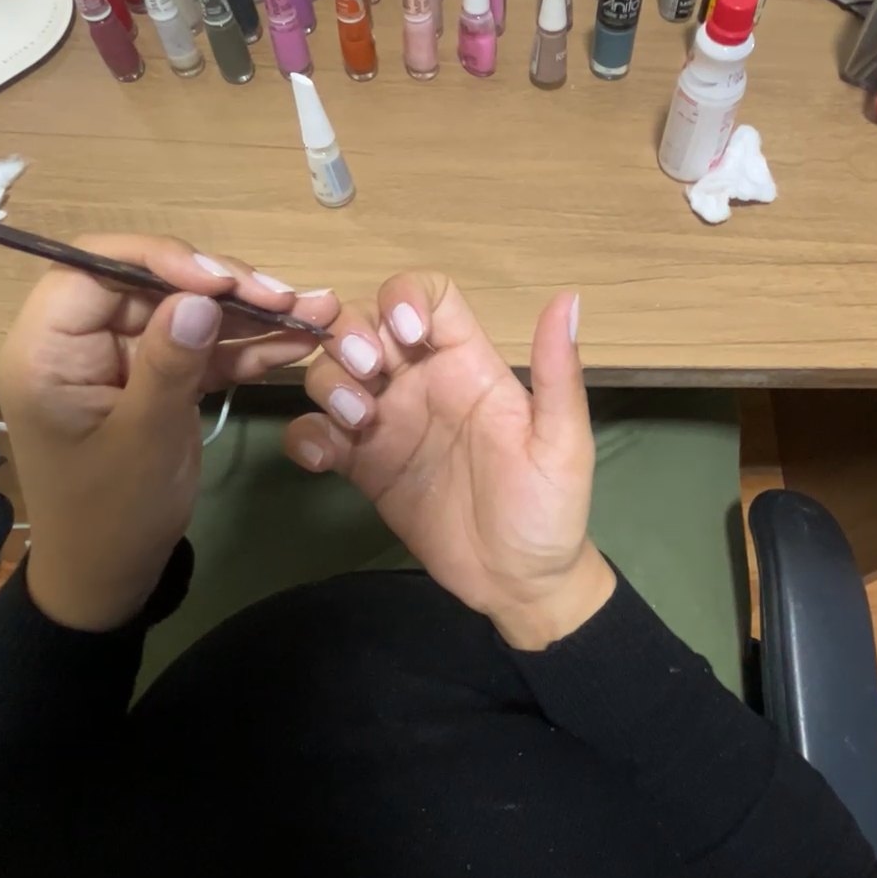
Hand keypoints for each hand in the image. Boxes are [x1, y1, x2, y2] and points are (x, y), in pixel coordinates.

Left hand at [0, 235, 337, 630]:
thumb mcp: (143, 441)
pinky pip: (205, 350)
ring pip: (189, 313)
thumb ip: (168, 365)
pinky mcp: (161, 378)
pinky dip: (250, 348)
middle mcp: (84, 341)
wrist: (114, 573)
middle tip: (285, 299)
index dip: (160, 261)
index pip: (94, 269)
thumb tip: (198, 299)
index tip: (223, 282)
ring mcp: (127, 359)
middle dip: (224, 288)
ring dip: (250, 314)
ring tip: (310, 313)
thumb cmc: (113, 516)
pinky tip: (297, 343)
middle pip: (154, 285)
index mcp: (49, 350)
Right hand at [282, 274, 615, 649]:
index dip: (406, 296)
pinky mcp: (363, 466)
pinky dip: (307, 437)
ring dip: (330, 384)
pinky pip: (317, 433)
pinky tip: (325, 463)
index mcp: (469, 365)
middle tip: (368, 375)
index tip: (406, 333)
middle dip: (350, 335)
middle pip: (364, 323)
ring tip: (357, 426)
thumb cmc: (548, 509)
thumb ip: (558, 375)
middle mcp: (423, 383)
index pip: (431, 298)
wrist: (518, 582)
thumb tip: (569, 299)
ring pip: (333, 372)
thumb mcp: (562, 444)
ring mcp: (388, 423)